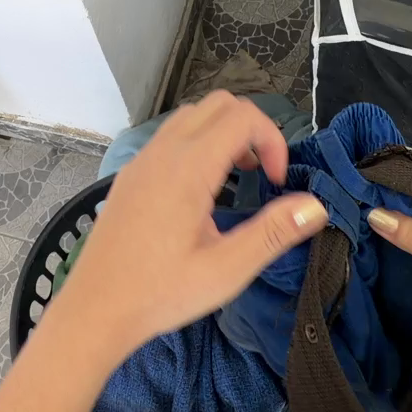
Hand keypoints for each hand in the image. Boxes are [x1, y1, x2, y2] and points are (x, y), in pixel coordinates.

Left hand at [46, 91, 326, 361]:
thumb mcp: (226, 269)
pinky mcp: (131, 172)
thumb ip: (273, 232)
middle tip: (261, 175)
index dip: (272, 140)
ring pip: (192, 115)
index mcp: (188, 167)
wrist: (94, 307)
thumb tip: (316, 205)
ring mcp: (143, 158)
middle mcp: (163, 151)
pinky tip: (202, 190)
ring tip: (237, 179)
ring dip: (224, 133)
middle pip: (219, 103)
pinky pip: (171, 135)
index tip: (277, 182)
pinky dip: (198, 142)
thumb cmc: (161, 292)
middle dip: (251, 130)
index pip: (242, 116)